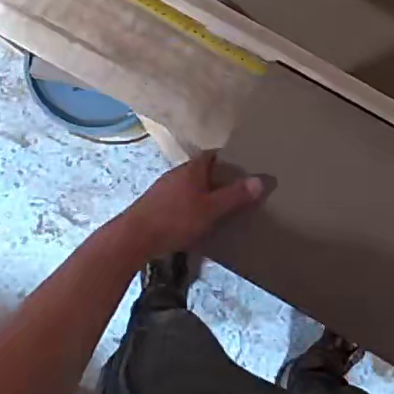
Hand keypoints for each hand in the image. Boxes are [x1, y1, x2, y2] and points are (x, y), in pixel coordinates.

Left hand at [112, 151, 264, 259]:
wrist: (133, 238)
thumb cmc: (175, 220)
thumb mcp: (211, 210)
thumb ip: (234, 196)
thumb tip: (260, 180)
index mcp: (191, 169)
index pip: (211, 155)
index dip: (227, 159)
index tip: (242, 167)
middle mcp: (175, 174)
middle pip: (200, 171)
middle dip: (216, 178)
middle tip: (235, 190)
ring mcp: (162, 190)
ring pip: (188, 186)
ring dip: (202, 193)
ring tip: (219, 207)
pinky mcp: (154, 206)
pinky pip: (178, 200)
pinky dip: (189, 206)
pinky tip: (195, 221)